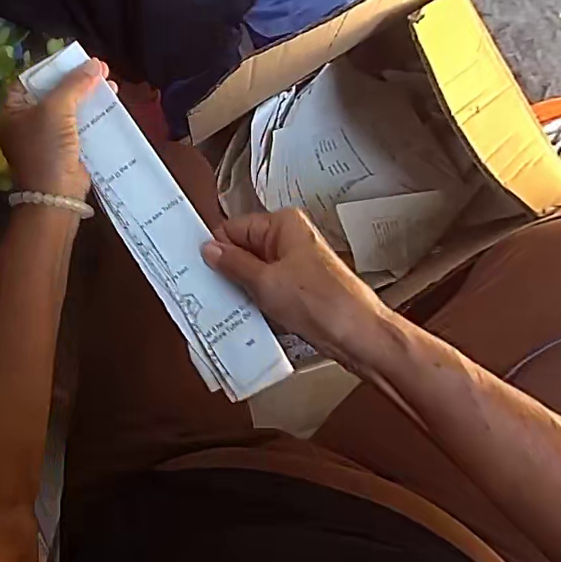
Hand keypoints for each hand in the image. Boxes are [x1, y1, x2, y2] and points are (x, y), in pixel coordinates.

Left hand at [0, 58, 106, 200]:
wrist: (56, 194)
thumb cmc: (46, 148)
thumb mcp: (55, 109)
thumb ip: (74, 84)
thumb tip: (94, 63)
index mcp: (9, 110)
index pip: (29, 79)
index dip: (52, 68)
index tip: (75, 59)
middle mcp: (23, 121)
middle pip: (50, 91)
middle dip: (75, 80)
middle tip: (98, 67)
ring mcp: (43, 135)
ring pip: (66, 106)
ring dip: (86, 94)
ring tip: (108, 80)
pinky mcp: (62, 146)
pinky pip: (76, 122)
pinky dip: (90, 111)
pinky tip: (108, 100)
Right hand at [201, 209, 394, 363]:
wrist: (360, 337)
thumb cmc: (324, 303)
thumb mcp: (264, 281)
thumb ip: (231, 263)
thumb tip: (210, 250)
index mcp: (283, 224)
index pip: (233, 228)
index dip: (217, 248)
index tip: (201, 266)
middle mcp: (289, 239)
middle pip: (242, 249)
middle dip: (229, 270)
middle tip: (215, 288)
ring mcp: (294, 264)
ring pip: (253, 271)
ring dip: (243, 288)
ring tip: (238, 302)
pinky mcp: (297, 287)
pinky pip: (266, 287)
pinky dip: (256, 299)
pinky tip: (252, 312)